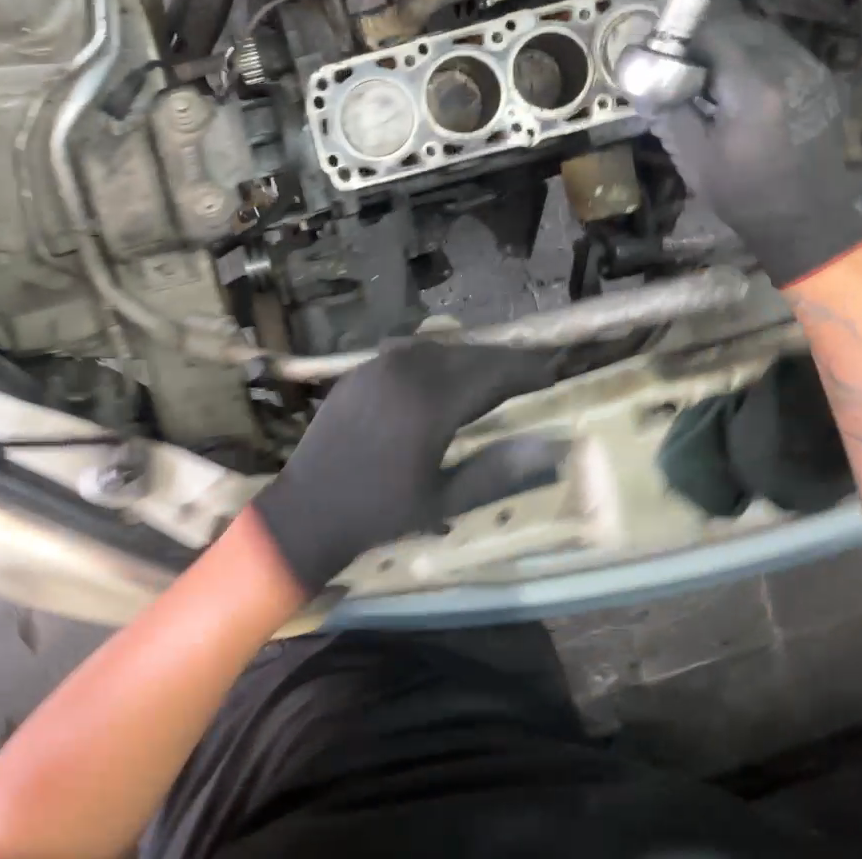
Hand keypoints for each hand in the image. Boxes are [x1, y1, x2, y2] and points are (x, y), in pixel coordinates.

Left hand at [251, 343, 556, 594]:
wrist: (308, 510)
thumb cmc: (380, 513)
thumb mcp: (445, 500)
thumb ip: (499, 469)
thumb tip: (552, 445)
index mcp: (431, 403)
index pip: (494, 372)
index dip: (527, 371)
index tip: (553, 374)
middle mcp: (405, 372)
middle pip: (467, 354)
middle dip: (501, 361)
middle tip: (529, 373)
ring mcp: (376, 367)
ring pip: (435, 348)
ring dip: (467, 356)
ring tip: (491, 374)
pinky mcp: (357, 372)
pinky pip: (404, 353)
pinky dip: (432, 359)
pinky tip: (441, 376)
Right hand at [653, 15, 861, 285]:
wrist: (803, 219)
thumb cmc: (742, 193)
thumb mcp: (693, 157)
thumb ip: (670, 111)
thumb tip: (644, 80)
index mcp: (753, 87)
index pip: (714, 35)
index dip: (684, 39)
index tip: (664, 52)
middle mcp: (789, 67)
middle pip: (742, 29)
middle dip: (709, 40)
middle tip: (684, 62)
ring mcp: (812, 72)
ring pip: (766, 38)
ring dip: (734, 47)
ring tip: (711, 75)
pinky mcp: (822, 83)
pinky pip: (784, 55)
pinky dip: (757, 61)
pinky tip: (740, 89)